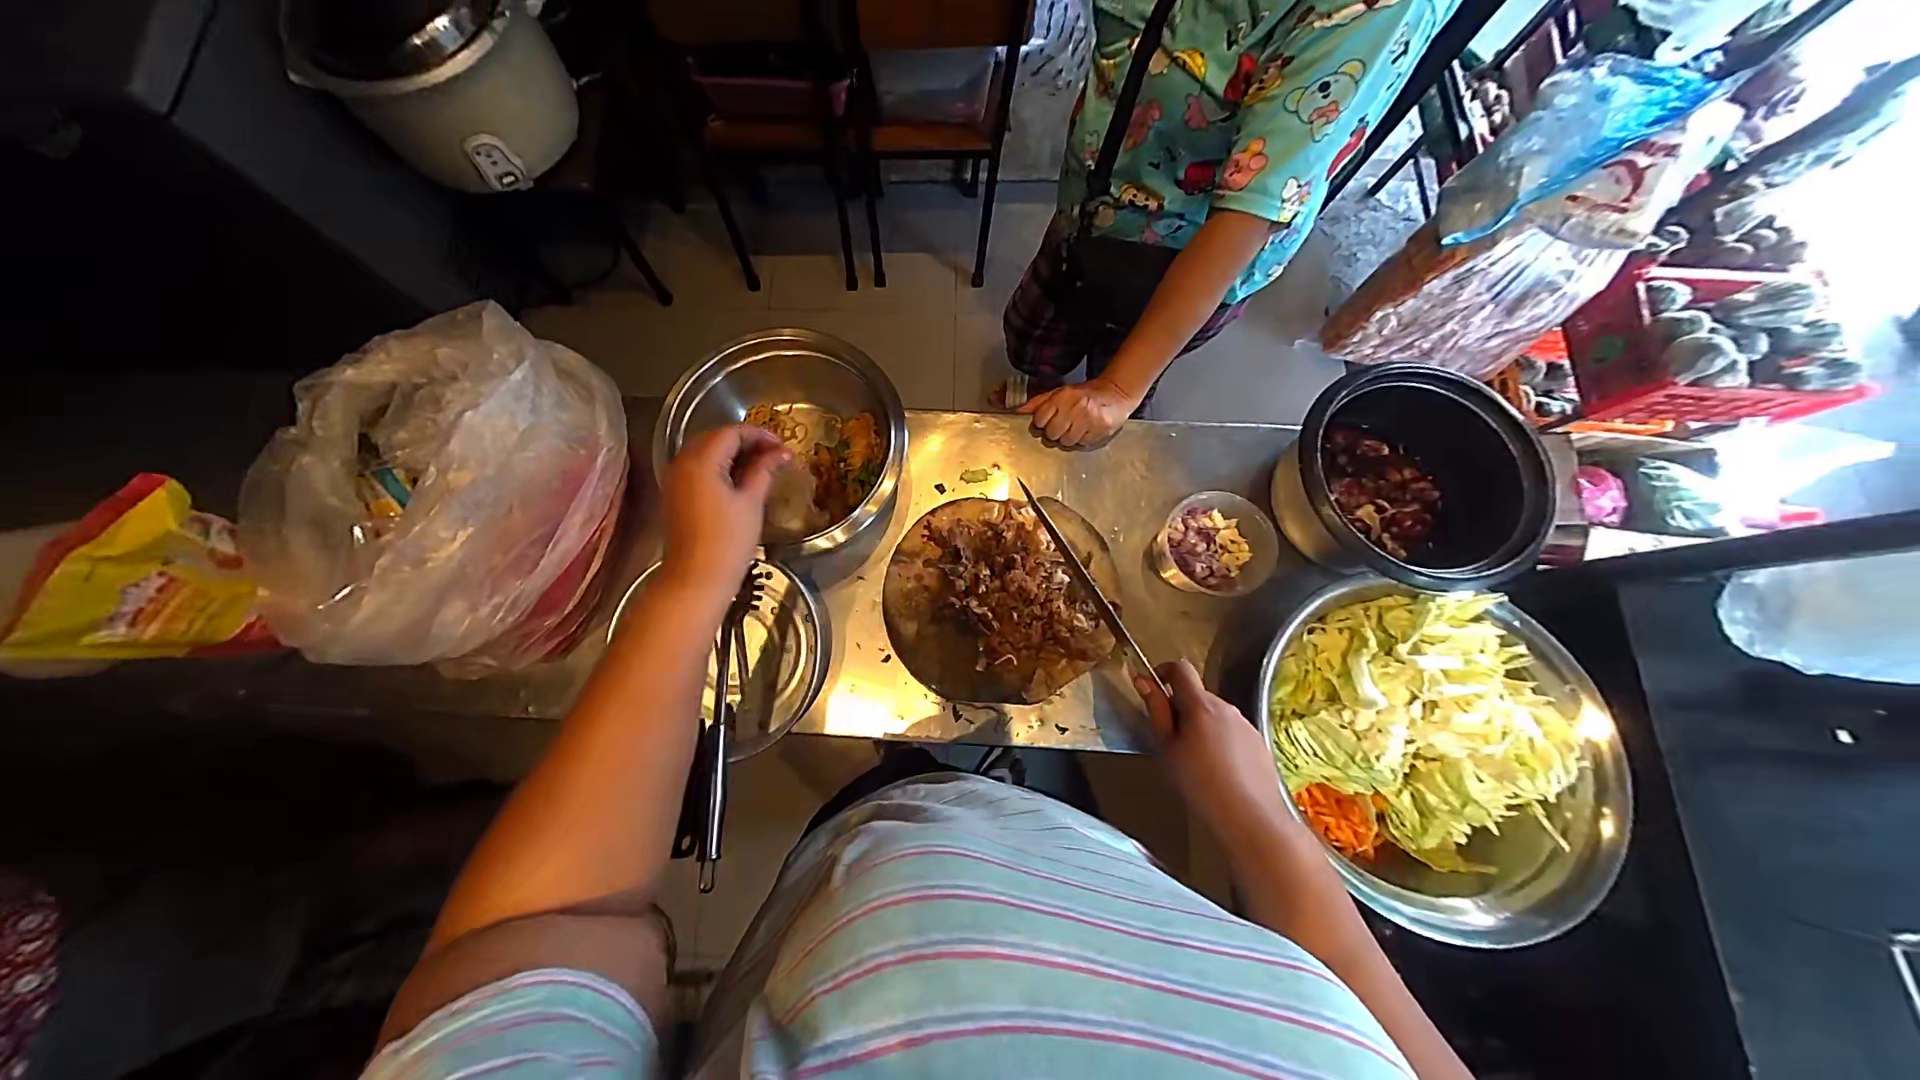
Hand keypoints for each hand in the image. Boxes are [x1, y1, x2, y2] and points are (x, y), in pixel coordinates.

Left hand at [660, 425, 788, 590]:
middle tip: (774, 453)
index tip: (782, 445)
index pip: (731, 433)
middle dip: (746, 441)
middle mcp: (682, 463)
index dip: (759, 435)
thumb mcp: (751, 502)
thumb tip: (781, 454)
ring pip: (706, 452)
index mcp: (701, 462)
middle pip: (715, 438)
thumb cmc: (728, 542)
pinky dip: (720, 466)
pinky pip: (698, 468)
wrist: (696, 578)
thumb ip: (764, 471)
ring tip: (762, 465)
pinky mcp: (676, 494)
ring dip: (733, 453)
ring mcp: (675, 479)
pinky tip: (740, 479)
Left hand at [1015, 376, 1141, 446]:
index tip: (1047, 421)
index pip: (1040, 419)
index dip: (1041, 423)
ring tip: (1075, 427)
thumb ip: (1039, 403)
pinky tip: (1085, 430)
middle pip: (1051, 434)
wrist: (1115, 394)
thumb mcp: (1060, 392)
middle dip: (1054, 432)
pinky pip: (1081, 445)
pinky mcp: (1100, 431)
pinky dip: (1081, 440)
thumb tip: (1018, 411)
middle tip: (1063, 425)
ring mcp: (1089, 420)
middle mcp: (1075, 407)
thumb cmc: (1084, 395)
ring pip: (1066, 442)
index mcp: (1063, 396)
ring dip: (1068, 438)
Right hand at [1133, 659, 1295, 839]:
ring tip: (1194, 761)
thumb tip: (1144, 681)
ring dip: (1200, 725)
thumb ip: (1156, 710)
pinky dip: (1220, 741)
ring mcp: (1246, 725)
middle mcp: (1226, 708)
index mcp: (1201, 705)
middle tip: (1170, 739)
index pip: (1181, 668)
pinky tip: (1217, 770)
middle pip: (1197, 694)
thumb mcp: (1166, 748)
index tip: (1153, 690)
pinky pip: (1232, 731)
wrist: (1250, 818)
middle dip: (1181, 708)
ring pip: (1214, 714)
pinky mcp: (1258, 742)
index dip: (1163, 672)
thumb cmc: (1199, 784)